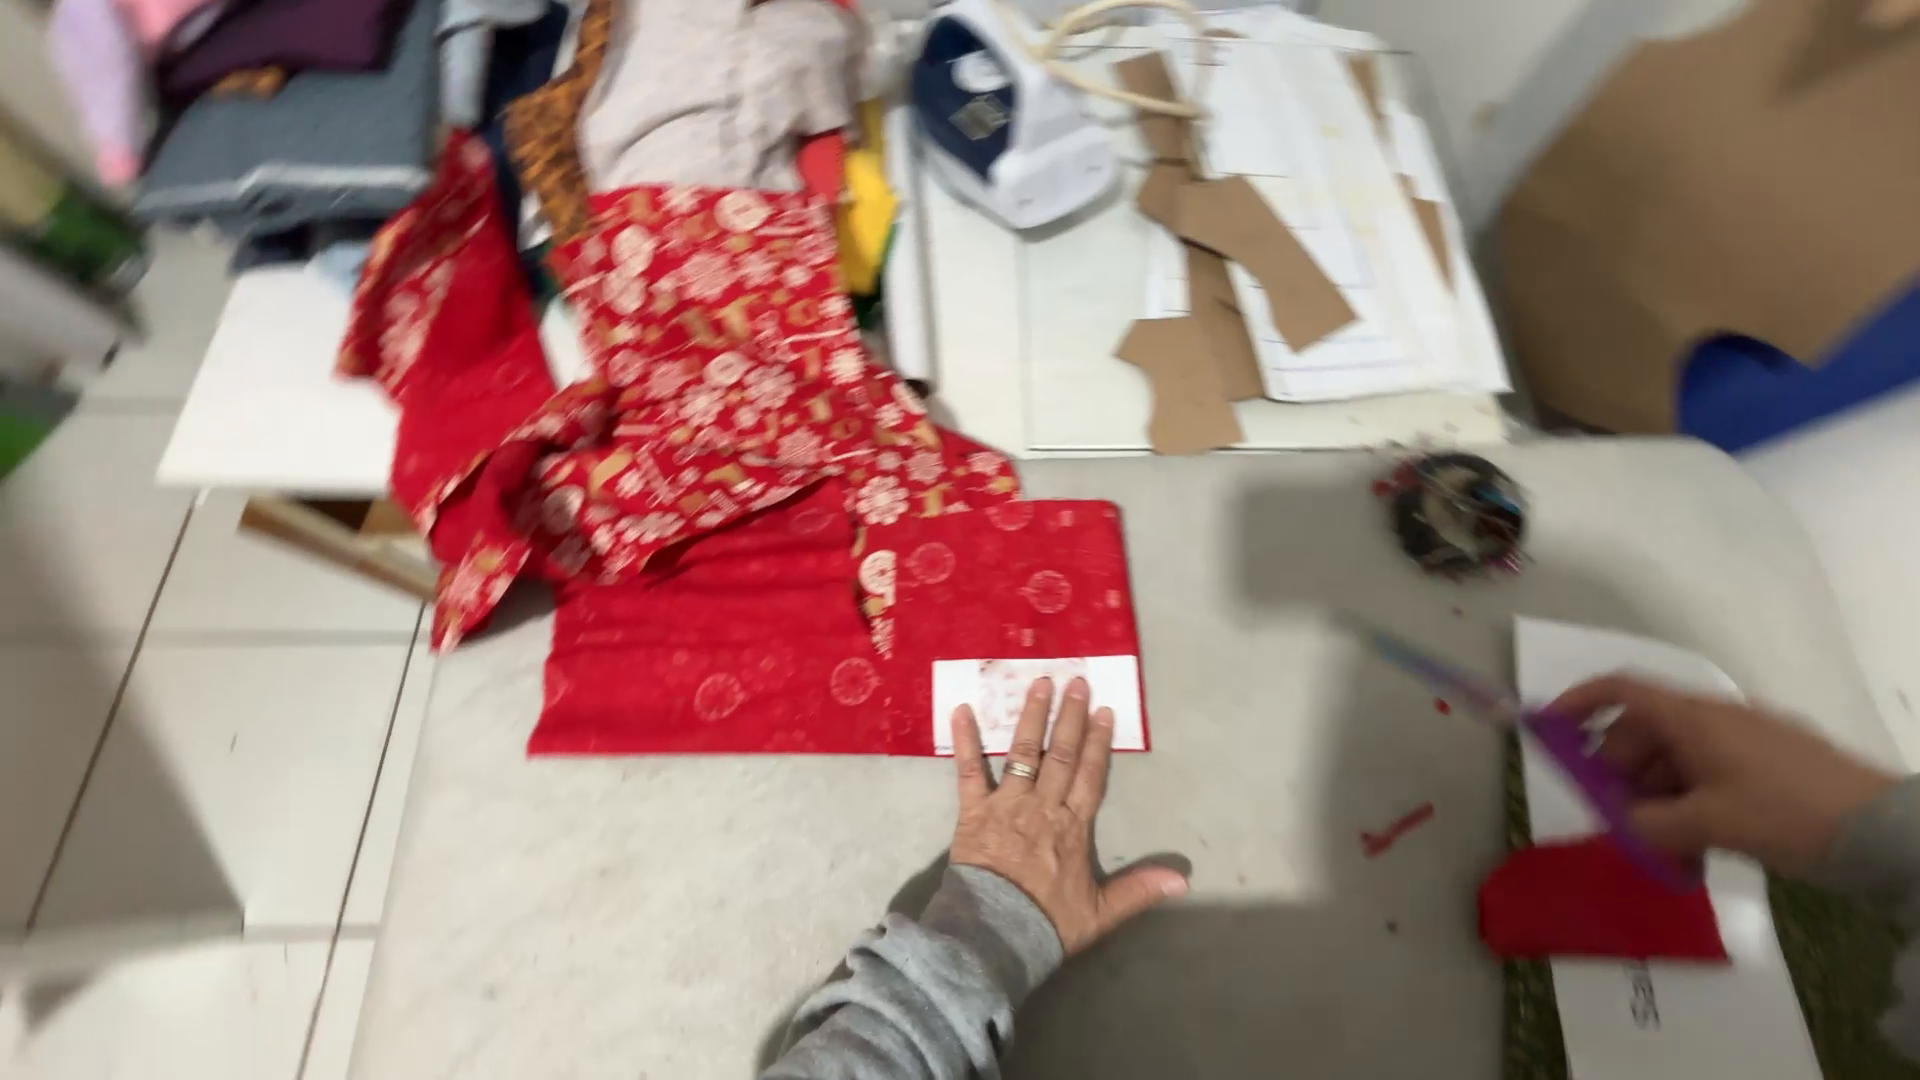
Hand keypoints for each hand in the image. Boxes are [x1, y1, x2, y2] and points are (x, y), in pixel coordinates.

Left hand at [948, 676, 1188, 954]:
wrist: (995, 934)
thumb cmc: (1047, 922)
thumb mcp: (1101, 912)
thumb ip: (1139, 890)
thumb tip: (1183, 880)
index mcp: (1072, 825)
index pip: (1090, 775)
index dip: (1099, 742)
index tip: (1104, 711)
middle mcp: (1042, 805)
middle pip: (1061, 754)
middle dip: (1070, 717)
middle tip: (1076, 682)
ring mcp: (1007, 803)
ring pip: (1024, 752)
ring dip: (1032, 716)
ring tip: (1038, 682)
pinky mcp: (973, 809)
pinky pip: (968, 770)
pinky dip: (965, 740)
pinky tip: (962, 710)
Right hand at [1549, 675, 1899, 875]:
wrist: (1904, 840)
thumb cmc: (1790, 813)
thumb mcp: (1709, 824)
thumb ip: (1646, 824)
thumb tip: (1617, 824)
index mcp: (1693, 718)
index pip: (1618, 690)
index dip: (1575, 703)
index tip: (1548, 730)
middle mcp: (1715, 720)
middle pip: (1641, 735)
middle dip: (1619, 776)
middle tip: (1615, 816)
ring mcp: (1748, 744)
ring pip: (1675, 763)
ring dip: (1657, 802)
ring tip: (1664, 849)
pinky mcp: (1775, 769)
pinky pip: (1710, 778)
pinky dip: (1692, 807)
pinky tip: (1697, 849)